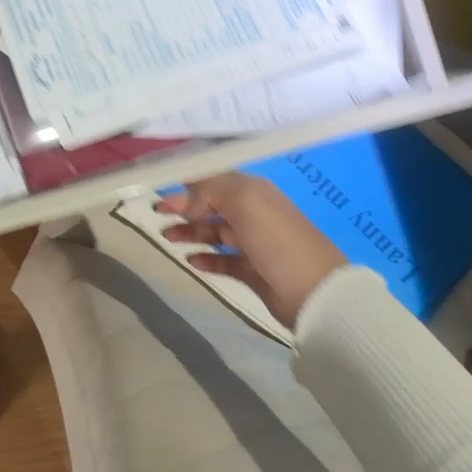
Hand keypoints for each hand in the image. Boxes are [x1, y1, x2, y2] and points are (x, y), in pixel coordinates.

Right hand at [158, 172, 346, 328]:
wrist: (313, 291)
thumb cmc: (276, 239)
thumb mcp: (244, 201)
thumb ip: (210, 189)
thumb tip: (186, 198)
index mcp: (254, 192)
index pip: (214, 180)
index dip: (187, 184)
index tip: (160, 191)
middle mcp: (253, 213)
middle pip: (211, 205)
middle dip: (184, 208)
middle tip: (158, 216)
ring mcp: (253, 243)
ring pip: (213, 232)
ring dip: (190, 232)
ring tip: (167, 239)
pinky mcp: (251, 271)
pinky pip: (222, 261)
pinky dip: (205, 259)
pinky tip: (191, 261)